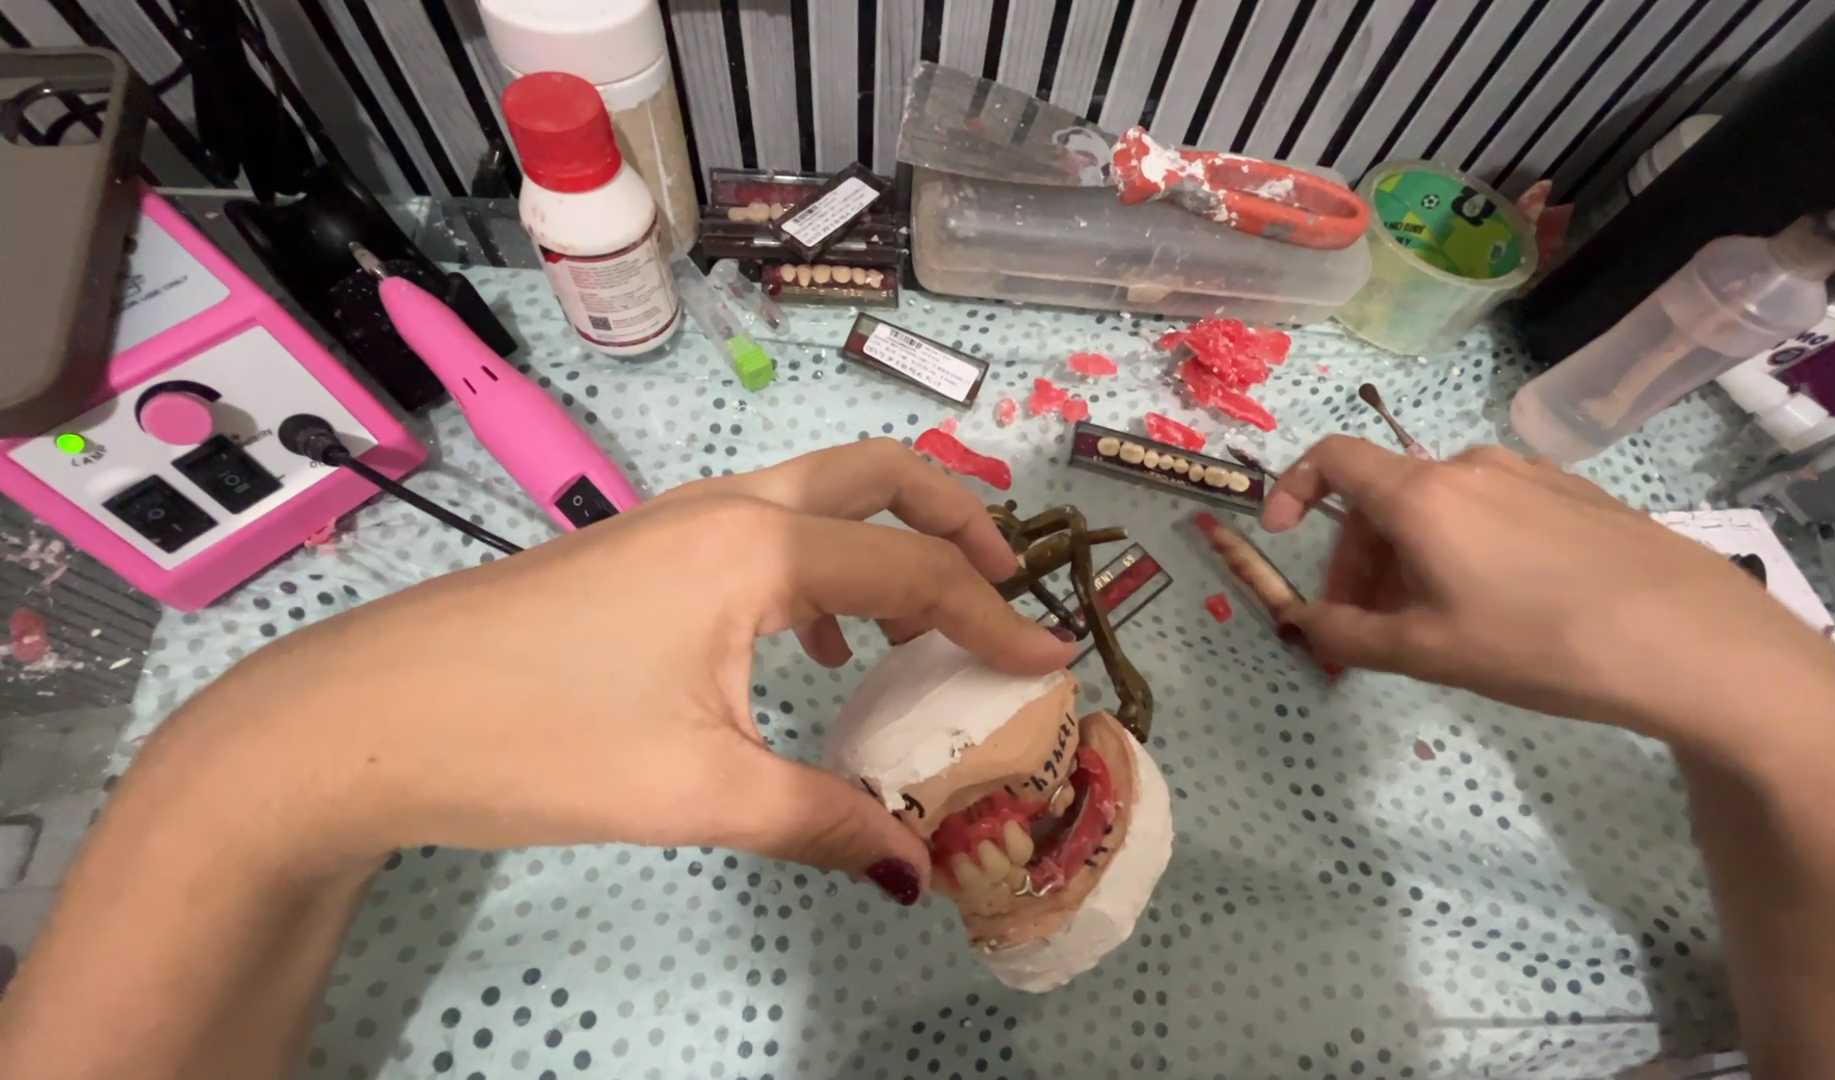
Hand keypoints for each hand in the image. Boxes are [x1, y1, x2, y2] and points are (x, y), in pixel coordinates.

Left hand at [141, 439, 1072, 903]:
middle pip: (883, 472)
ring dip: (893, 535)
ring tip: (923, 616)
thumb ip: (822, 824)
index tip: (1050, 656)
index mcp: (761, 551)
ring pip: (828, 490)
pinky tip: (822, 639)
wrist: (366, 718)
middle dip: (960, 516)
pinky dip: (830, 564)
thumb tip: (915, 874)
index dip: (994, 619)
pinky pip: (778, 528)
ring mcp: (694, 515)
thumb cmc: (539, 740)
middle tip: (1003, 581)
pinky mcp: (662, 542)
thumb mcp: (698, 792)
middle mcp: (738, 508)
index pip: (915, 572)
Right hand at [1258, 436, 1834, 756]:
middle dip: (1357, 558)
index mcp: (1421, 495)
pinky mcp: (1575, 495)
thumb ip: (1344, 634)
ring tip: (1428, 619)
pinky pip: (1488, 510)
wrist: (1704, 648)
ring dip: (1407, 557)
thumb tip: (1299, 622)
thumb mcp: (1425, 651)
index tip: (1280, 533)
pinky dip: (1458, 546)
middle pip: (1381, 499)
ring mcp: (1528, 476)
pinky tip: (1493, 600)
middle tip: (1364, 620)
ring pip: (1435, 508)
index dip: (1291, 488)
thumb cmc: (1540, 643)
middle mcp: (1467, 468)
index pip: (1332, 459)